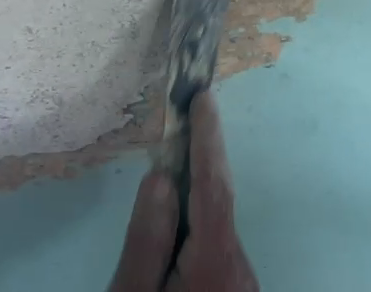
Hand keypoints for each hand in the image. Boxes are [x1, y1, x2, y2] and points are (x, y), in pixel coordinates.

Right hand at [108, 92, 259, 291]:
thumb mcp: (131, 291)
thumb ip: (146, 238)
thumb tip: (160, 178)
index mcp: (215, 263)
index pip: (213, 187)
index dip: (208, 139)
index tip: (204, 98)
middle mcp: (238, 267)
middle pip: (217, 202)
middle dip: (202, 154)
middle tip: (187, 107)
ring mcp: (239, 279)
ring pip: (214, 221)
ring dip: (194, 186)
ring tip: (172, 148)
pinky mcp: (230, 286)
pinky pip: (212, 239)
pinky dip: (195, 214)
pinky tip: (175, 206)